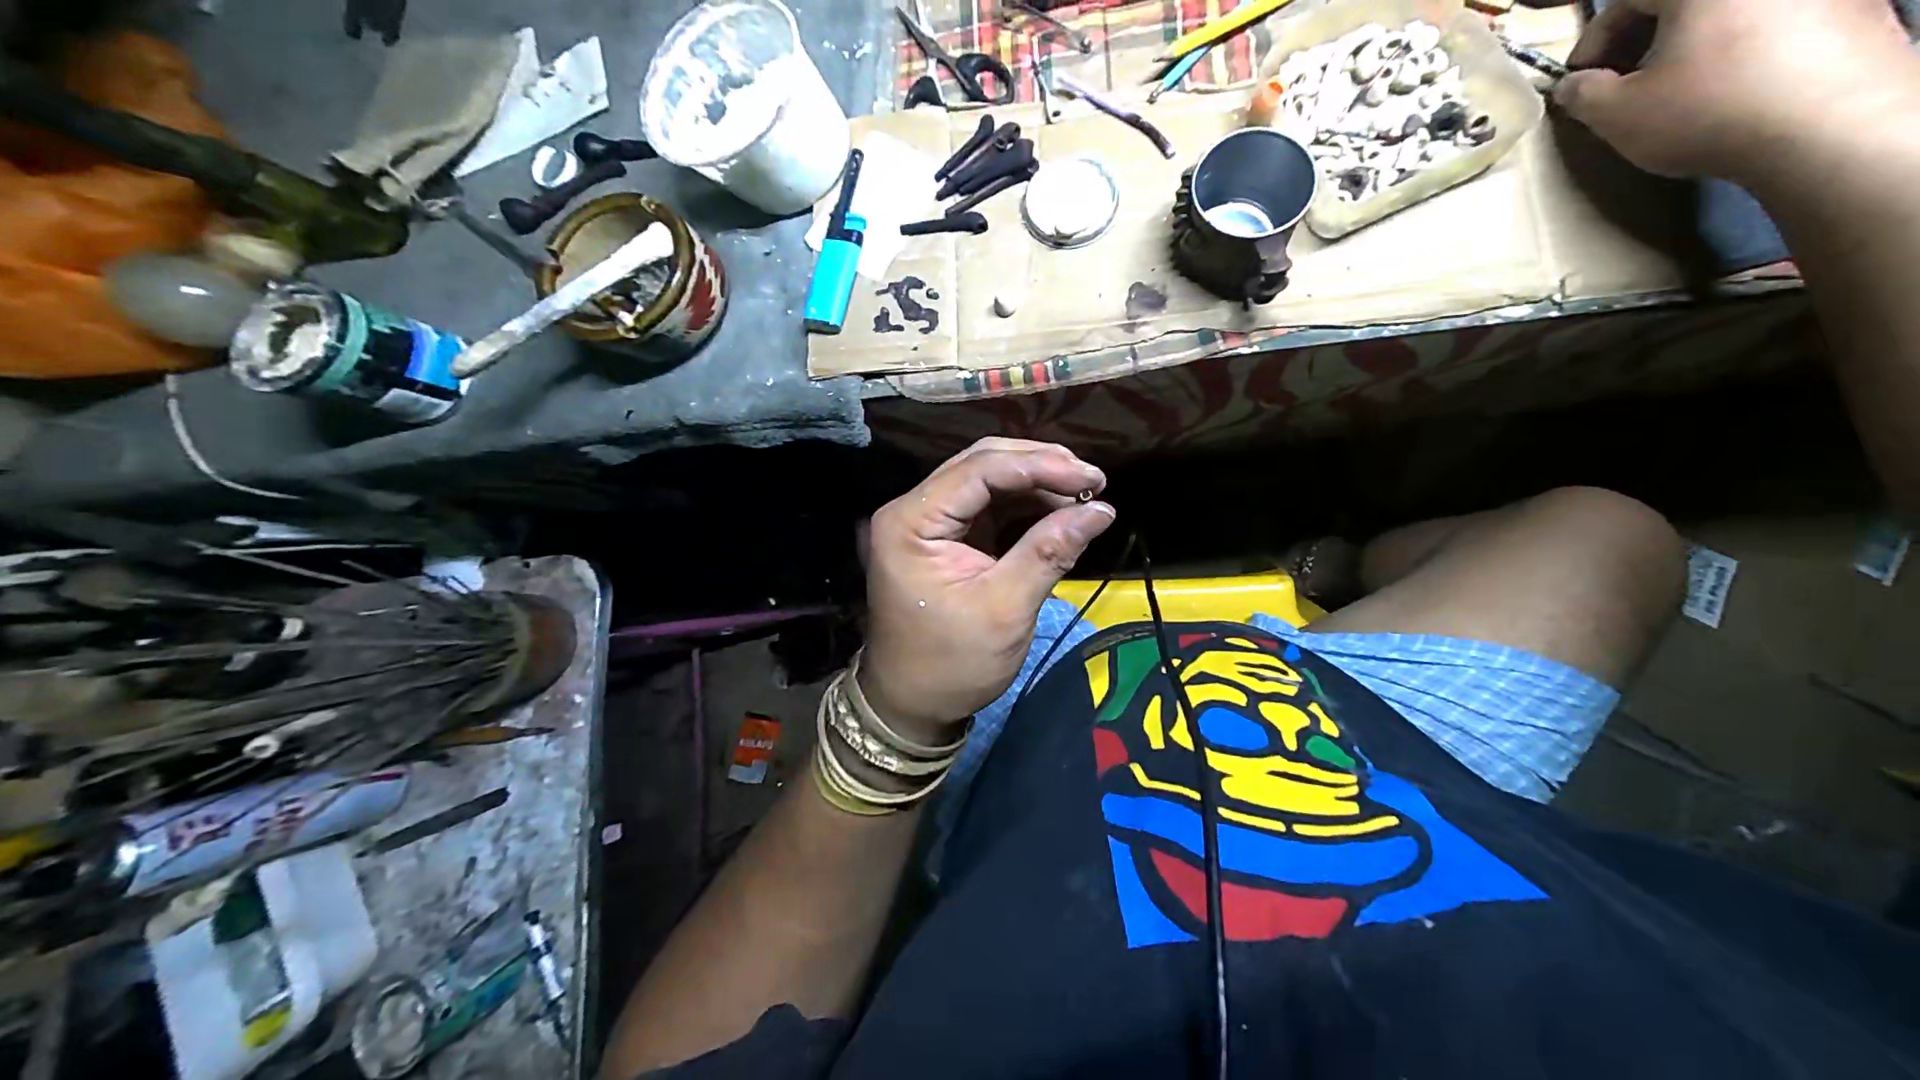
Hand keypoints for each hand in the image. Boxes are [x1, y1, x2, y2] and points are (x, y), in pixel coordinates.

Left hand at [859, 438, 1114, 740]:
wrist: (913, 703)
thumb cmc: (952, 663)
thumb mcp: (1005, 609)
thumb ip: (1050, 551)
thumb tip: (1103, 509)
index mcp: (911, 521)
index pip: (979, 470)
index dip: (1039, 466)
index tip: (1093, 479)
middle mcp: (914, 510)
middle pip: (982, 465)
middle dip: (1040, 467)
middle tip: (1093, 482)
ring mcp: (929, 522)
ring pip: (988, 481)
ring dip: (1037, 484)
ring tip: (1085, 498)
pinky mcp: (946, 537)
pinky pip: (989, 507)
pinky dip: (1026, 506)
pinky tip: (1060, 512)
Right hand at [1554, 0, 1917, 186]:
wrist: (1828, 125)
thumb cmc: (1706, 112)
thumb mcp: (1617, 114)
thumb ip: (1583, 94)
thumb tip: (1574, 84)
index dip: (1593, 42)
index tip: (1579, 82)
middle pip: (1682, 4)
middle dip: (1643, 41)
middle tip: (1623, 86)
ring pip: (1730, 13)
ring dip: (1694, 43)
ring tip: (1678, 90)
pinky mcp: (1853, 7)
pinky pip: (1777, 21)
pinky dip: (1744, 47)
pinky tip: (1734, 87)